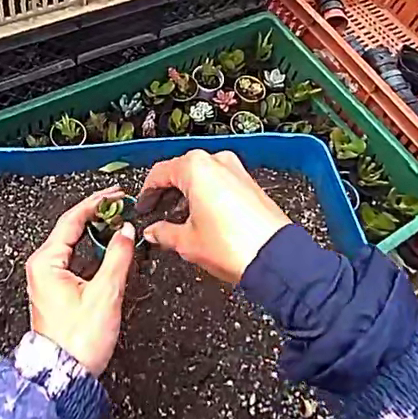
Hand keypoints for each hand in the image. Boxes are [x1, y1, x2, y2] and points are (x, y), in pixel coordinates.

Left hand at [27, 188, 136, 374]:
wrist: (62, 377)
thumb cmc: (78, 342)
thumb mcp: (105, 294)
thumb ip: (118, 256)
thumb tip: (126, 230)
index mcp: (46, 262)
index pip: (72, 219)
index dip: (96, 203)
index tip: (116, 195)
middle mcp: (42, 267)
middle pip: (71, 228)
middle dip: (97, 214)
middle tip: (120, 205)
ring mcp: (47, 278)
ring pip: (73, 242)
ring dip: (96, 230)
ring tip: (118, 221)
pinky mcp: (56, 289)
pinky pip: (74, 257)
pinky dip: (92, 247)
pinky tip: (108, 247)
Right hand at [139, 150, 289, 283]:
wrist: (274, 256)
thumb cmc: (234, 245)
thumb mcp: (187, 242)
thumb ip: (164, 232)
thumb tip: (154, 231)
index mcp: (196, 167)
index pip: (160, 172)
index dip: (147, 192)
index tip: (142, 206)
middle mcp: (217, 162)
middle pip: (182, 170)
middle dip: (167, 191)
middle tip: (156, 211)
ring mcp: (236, 171)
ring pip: (203, 175)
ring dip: (187, 192)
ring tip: (178, 218)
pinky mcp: (250, 183)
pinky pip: (220, 182)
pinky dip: (207, 194)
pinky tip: (202, 217)